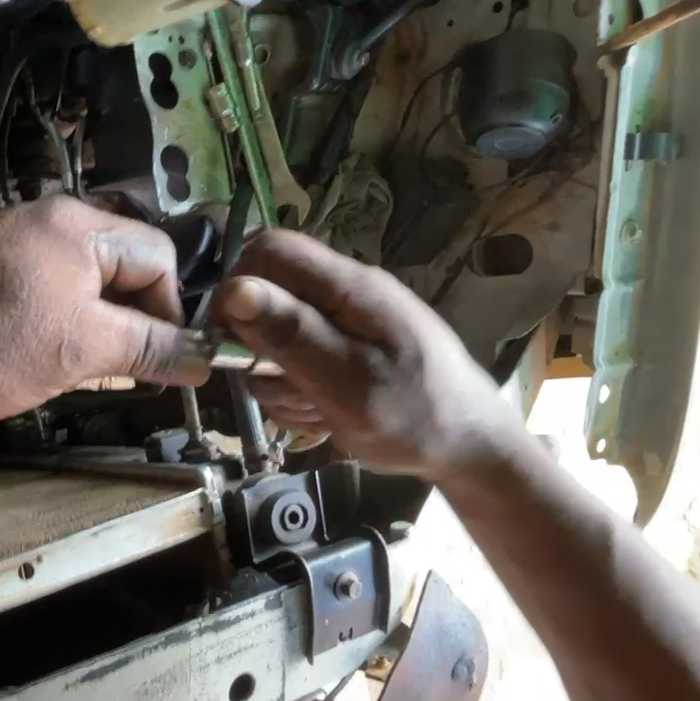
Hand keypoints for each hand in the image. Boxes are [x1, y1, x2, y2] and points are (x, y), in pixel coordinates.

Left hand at [0, 198, 211, 426]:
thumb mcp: (85, 349)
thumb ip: (152, 348)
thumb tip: (207, 360)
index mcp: (75, 222)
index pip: (156, 254)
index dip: (169, 308)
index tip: (158, 357)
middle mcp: (45, 216)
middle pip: (122, 258)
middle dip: (133, 312)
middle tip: (122, 361)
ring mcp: (11, 236)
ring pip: (86, 273)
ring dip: (100, 316)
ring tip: (84, 357)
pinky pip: (49, 280)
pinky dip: (64, 312)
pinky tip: (46, 344)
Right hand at [208, 230, 521, 481]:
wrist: (470, 450)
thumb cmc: (418, 415)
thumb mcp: (349, 381)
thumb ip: (292, 334)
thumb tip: (233, 290)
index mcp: (348, 287)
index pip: (270, 250)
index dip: (238, 287)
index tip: (229, 341)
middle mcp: (340, 296)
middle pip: (263, 300)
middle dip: (258, 351)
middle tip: (287, 388)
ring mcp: (339, 326)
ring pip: (270, 341)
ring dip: (276, 382)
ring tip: (315, 410)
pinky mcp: (337, 353)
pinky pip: (289, 367)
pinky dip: (293, 396)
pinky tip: (322, 415)